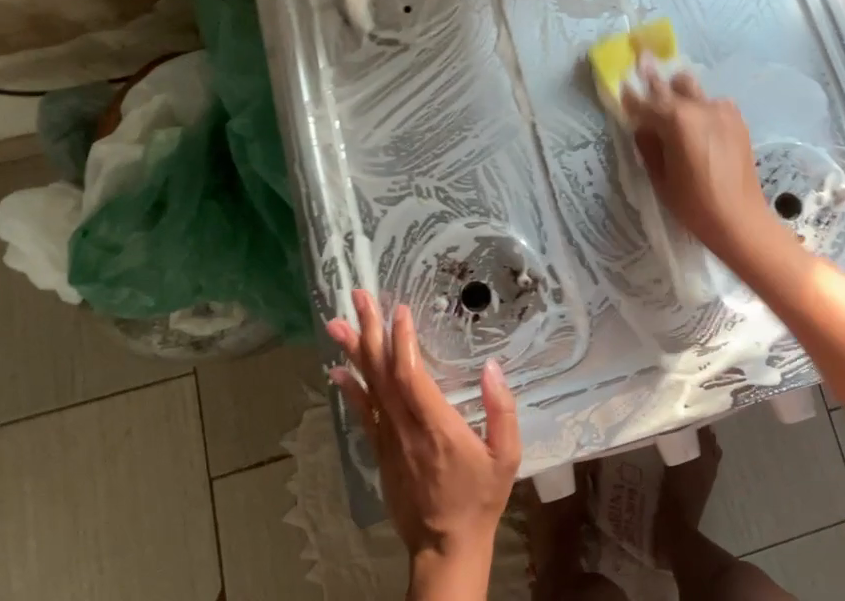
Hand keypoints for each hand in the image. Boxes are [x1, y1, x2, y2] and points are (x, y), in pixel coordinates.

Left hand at [327, 289, 519, 583]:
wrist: (445, 546)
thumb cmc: (480, 499)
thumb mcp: (507, 456)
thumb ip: (502, 410)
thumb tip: (492, 367)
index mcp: (438, 426)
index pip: (411, 375)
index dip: (401, 341)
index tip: (399, 310)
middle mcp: (406, 428)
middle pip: (382, 372)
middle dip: (370, 331)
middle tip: (358, 297)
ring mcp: (389, 440)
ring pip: (368, 388)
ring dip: (353, 352)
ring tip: (337, 322)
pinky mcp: (381, 452)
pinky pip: (362, 414)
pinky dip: (350, 389)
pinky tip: (338, 369)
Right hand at [621, 66, 778, 257]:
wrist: (740, 220)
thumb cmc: (694, 204)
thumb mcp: (660, 177)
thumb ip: (648, 145)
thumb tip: (642, 127)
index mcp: (677, 120)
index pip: (646, 102)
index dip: (632, 96)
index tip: (621, 84)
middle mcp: (701, 107)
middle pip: (672, 85)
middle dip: (655, 79)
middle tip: (643, 60)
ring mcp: (723, 111)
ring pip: (694, 90)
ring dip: (679, 93)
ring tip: (671, 102)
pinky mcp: (737, 121)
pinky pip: (713, 104)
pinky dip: (700, 107)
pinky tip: (697, 124)